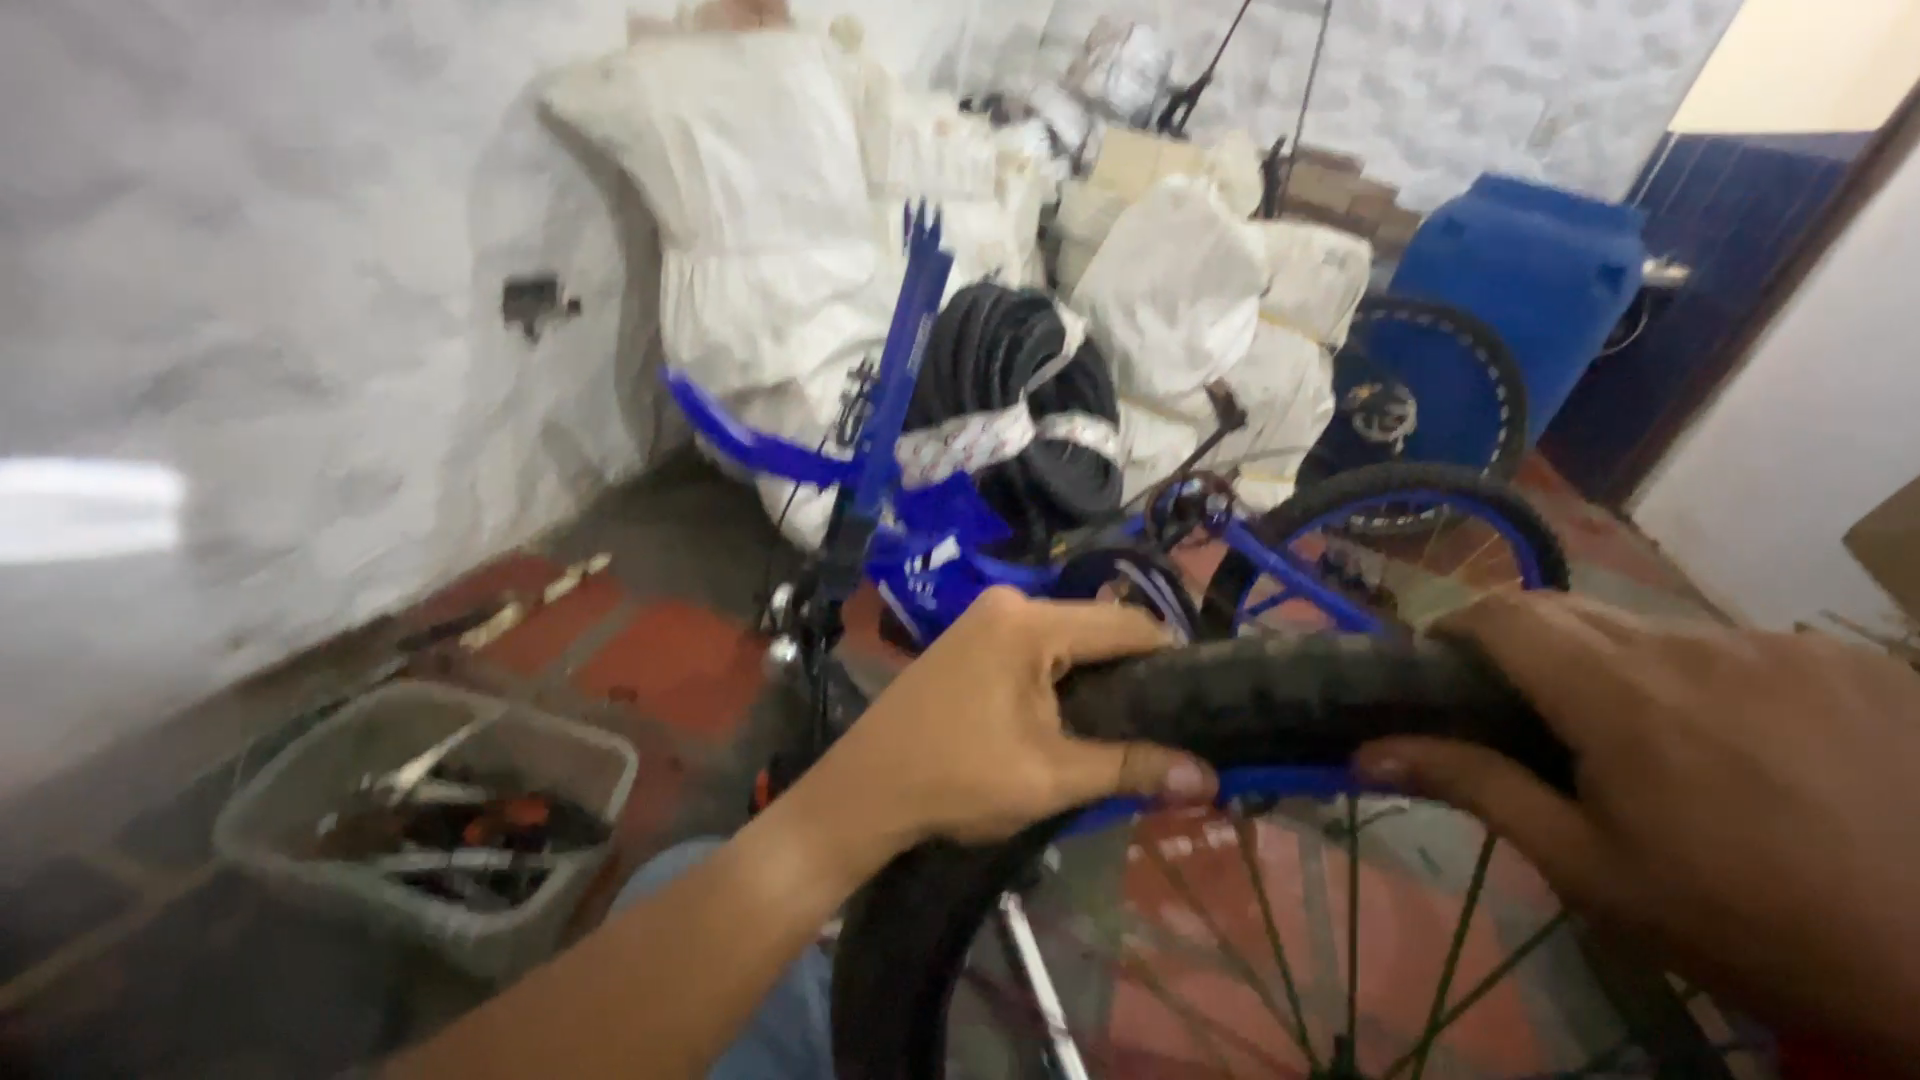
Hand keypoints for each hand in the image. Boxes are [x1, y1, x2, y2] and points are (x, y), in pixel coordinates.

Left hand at [810, 587, 1217, 848]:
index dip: (1171, 659)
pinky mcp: (969, 636)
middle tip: (1168, 721)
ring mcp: (984, 616)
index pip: (1128, 625)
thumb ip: (1132, 769)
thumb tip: (1210, 779)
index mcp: (1031, 622)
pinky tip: (1072, 713)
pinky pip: (1036, 645)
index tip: (1201, 699)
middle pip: (1097, 627)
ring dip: (1096, 676)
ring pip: (1067, 638)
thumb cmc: (957, 780)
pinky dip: (1062, 674)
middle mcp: (1009, 602)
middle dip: (1133, 672)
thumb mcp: (1052, 778)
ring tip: (1127, 723)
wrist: (865, 790)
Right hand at [1355, 593, 1919, 1061]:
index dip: (1457, 625)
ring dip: (1622, 668)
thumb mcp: (1590, 869)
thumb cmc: (1743, 923)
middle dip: (1527, 645)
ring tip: (1652, 747)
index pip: (1505, 614)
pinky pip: (1740, 650)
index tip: (1439, 662)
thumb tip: (1366, 753)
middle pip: (1571, 610)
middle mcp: (1695, 645)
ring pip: (1655, 631)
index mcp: (1620, 695)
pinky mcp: (1854, 661)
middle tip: (1527, 712)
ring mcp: (1784, 646)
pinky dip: (1707, 681)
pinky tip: (1747, 749)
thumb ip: (1477, 787)